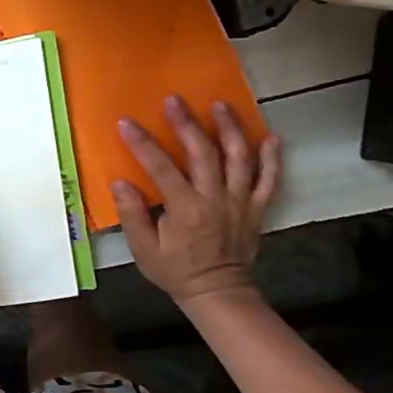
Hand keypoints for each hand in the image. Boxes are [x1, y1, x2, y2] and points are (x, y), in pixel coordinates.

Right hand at [114, 95, 280, 305]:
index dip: (143, 143)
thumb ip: (133, 214)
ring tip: (221, 105)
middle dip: (187, 123)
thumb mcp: (144, 250)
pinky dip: (272, 158)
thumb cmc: (175, 271)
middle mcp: (215, 199)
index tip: (127, 123)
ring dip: (230, 128)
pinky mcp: (257, 208)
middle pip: (203, 153)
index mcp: (185, 209)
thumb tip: (120, 182)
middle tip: (174, 100)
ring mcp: (240, 202)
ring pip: (239, 158)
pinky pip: (270, 179)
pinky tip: (271, 136)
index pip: (161, 168)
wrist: (218, 292)